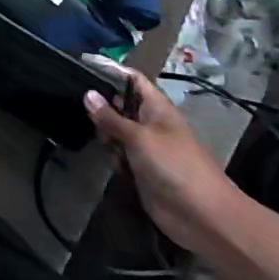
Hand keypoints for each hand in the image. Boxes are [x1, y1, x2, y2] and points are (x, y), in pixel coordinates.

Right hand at [81, 58, 239, 253]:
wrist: (201, 215)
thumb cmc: (174, 166)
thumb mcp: (140, 138)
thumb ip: (111, 118)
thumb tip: (88, 94)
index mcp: (157, 108)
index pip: (132, 79)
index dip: (111, 70)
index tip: (84, 64)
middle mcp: (150, 123)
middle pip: (122, 104)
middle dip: (103, 104)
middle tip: (77, 103)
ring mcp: (146, 147)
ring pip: (117, 130)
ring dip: (105, 132)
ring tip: (94, 134)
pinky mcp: (141, 169)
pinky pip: (120, 154)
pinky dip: (111, 154)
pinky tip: (103, 155)